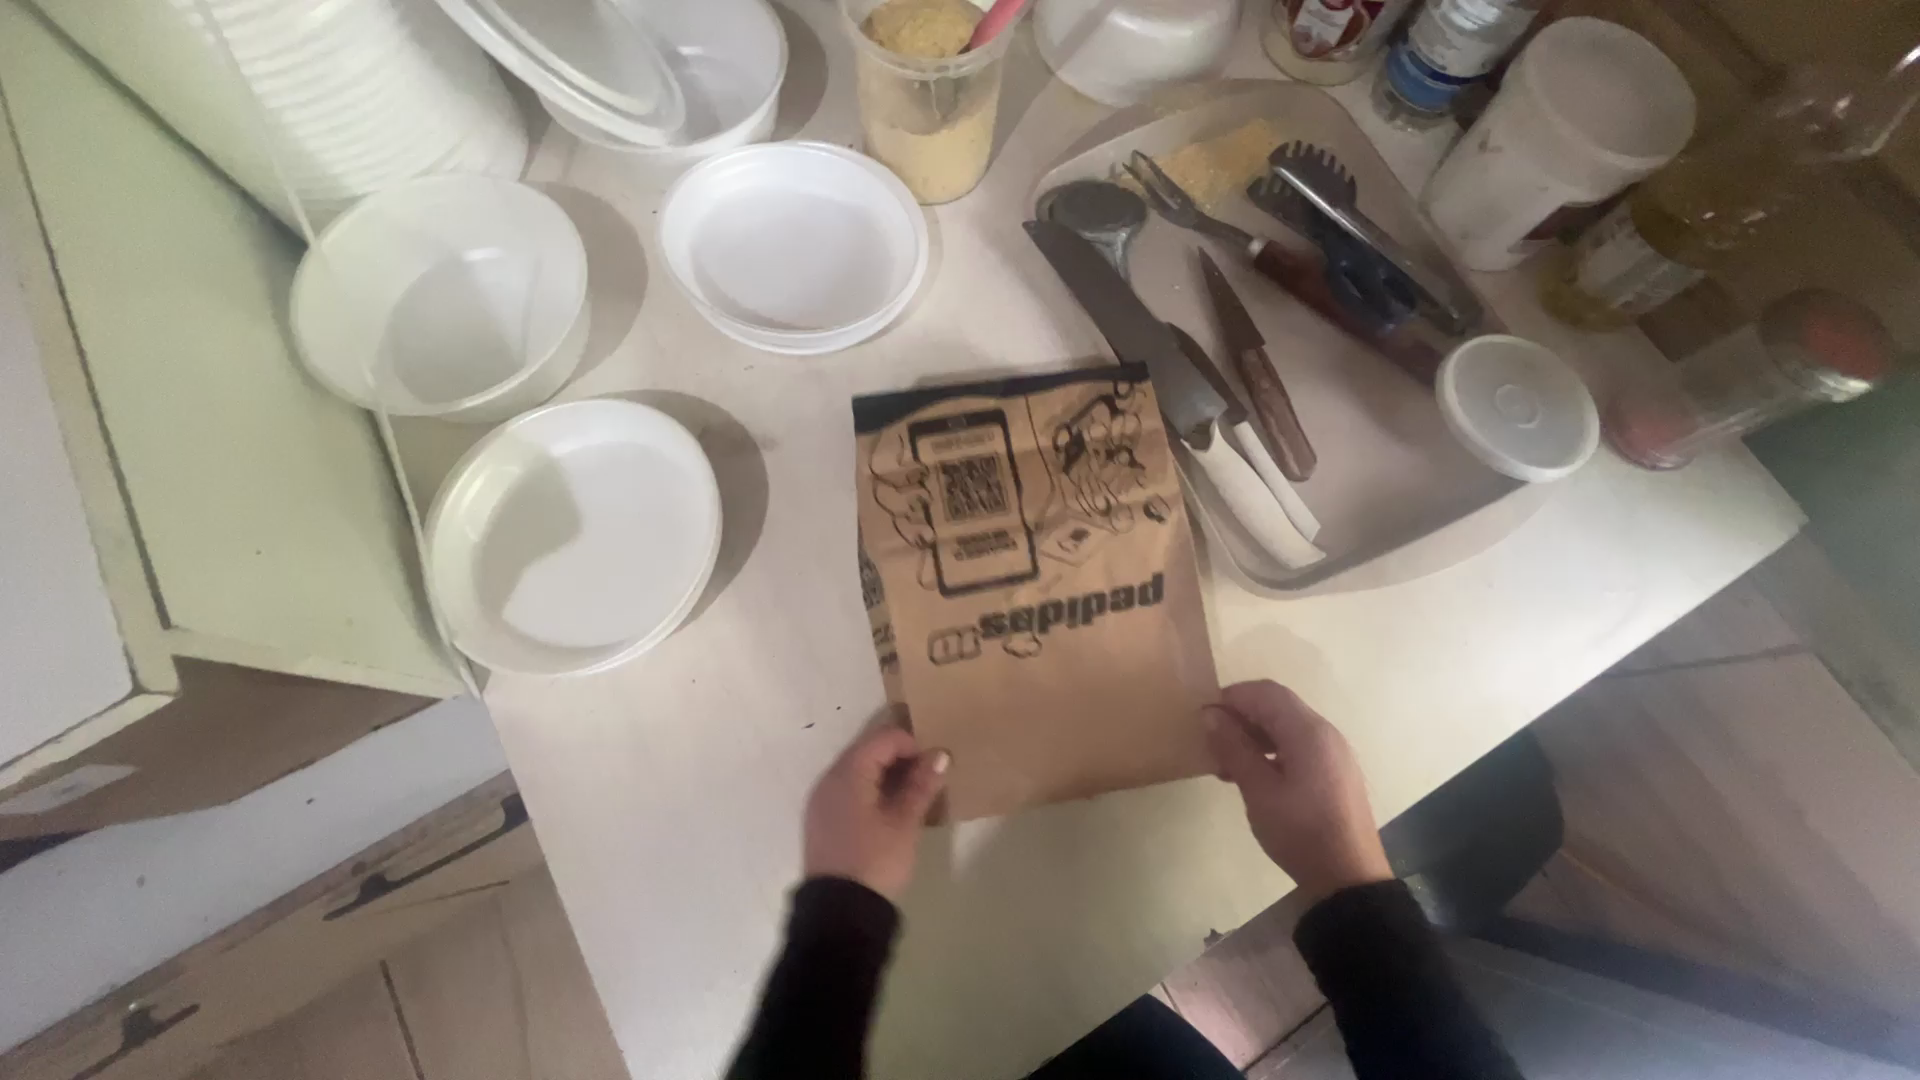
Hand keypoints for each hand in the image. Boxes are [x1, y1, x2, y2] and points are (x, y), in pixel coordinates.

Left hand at [804, 723, 950, 901]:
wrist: (838, 915)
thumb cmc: (875, 861)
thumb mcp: (904, 823)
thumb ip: (921, 785)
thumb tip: (940, 754)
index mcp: (848, 773)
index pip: (884, 739)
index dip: (913, 745)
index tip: (933, 768)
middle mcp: (828, 778)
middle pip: (868, 750)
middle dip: (899, 758)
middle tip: (926, 780)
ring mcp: (821, 800)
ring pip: (858, 770)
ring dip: (885, 774)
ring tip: (911, 796)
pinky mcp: (820, 820)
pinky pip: (848, 789)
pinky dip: (870, 790)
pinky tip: (888, 811)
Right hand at [1205, 681, 1392, 902]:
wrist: (1349, 880)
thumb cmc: (1300, 832)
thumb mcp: (1258, 790)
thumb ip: (1233, 748)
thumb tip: (1210, 714)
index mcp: (1309, 732)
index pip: (1265, 692)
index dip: (1231, 697)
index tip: (1204, 719)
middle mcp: (1325, 733)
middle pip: (1277, 706)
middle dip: (1241, 717)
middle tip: (1212, 743)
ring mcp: (1333, 753)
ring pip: (1286, 726)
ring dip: (1254, 735)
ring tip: (1226, 765)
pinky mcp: (1334, 772)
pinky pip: (1298, 745)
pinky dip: (1271, 750)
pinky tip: (1253, 776)